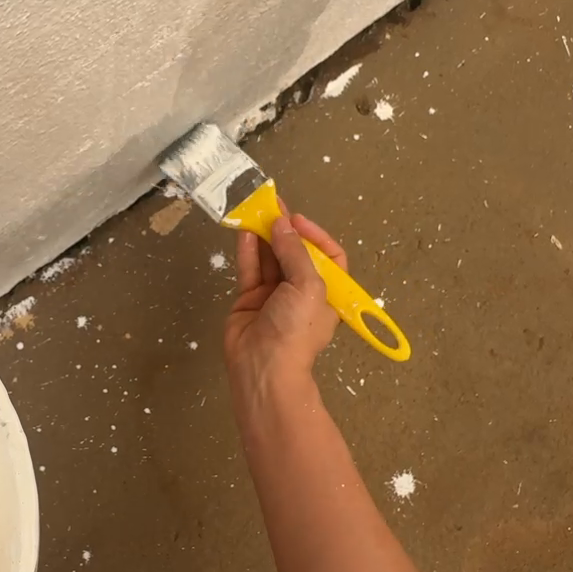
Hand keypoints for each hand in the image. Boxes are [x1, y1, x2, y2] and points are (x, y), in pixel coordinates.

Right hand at [225, 209, 348, 389]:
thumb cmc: (296, 328)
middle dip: (285, 229)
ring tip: (254, 210)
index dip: (314, 234)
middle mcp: (302, 291)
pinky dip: (248, 250)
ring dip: (264, 235)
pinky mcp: (249, 299)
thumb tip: (282, 223)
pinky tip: (244, 231)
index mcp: (328, 292)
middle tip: (271, 204)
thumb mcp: (308, 286)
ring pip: (270, 258)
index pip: (327, 255)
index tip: (296, 219)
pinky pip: (251, 269)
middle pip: (295, 252)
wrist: (264, 367)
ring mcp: (274, 295)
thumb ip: (294, 251)